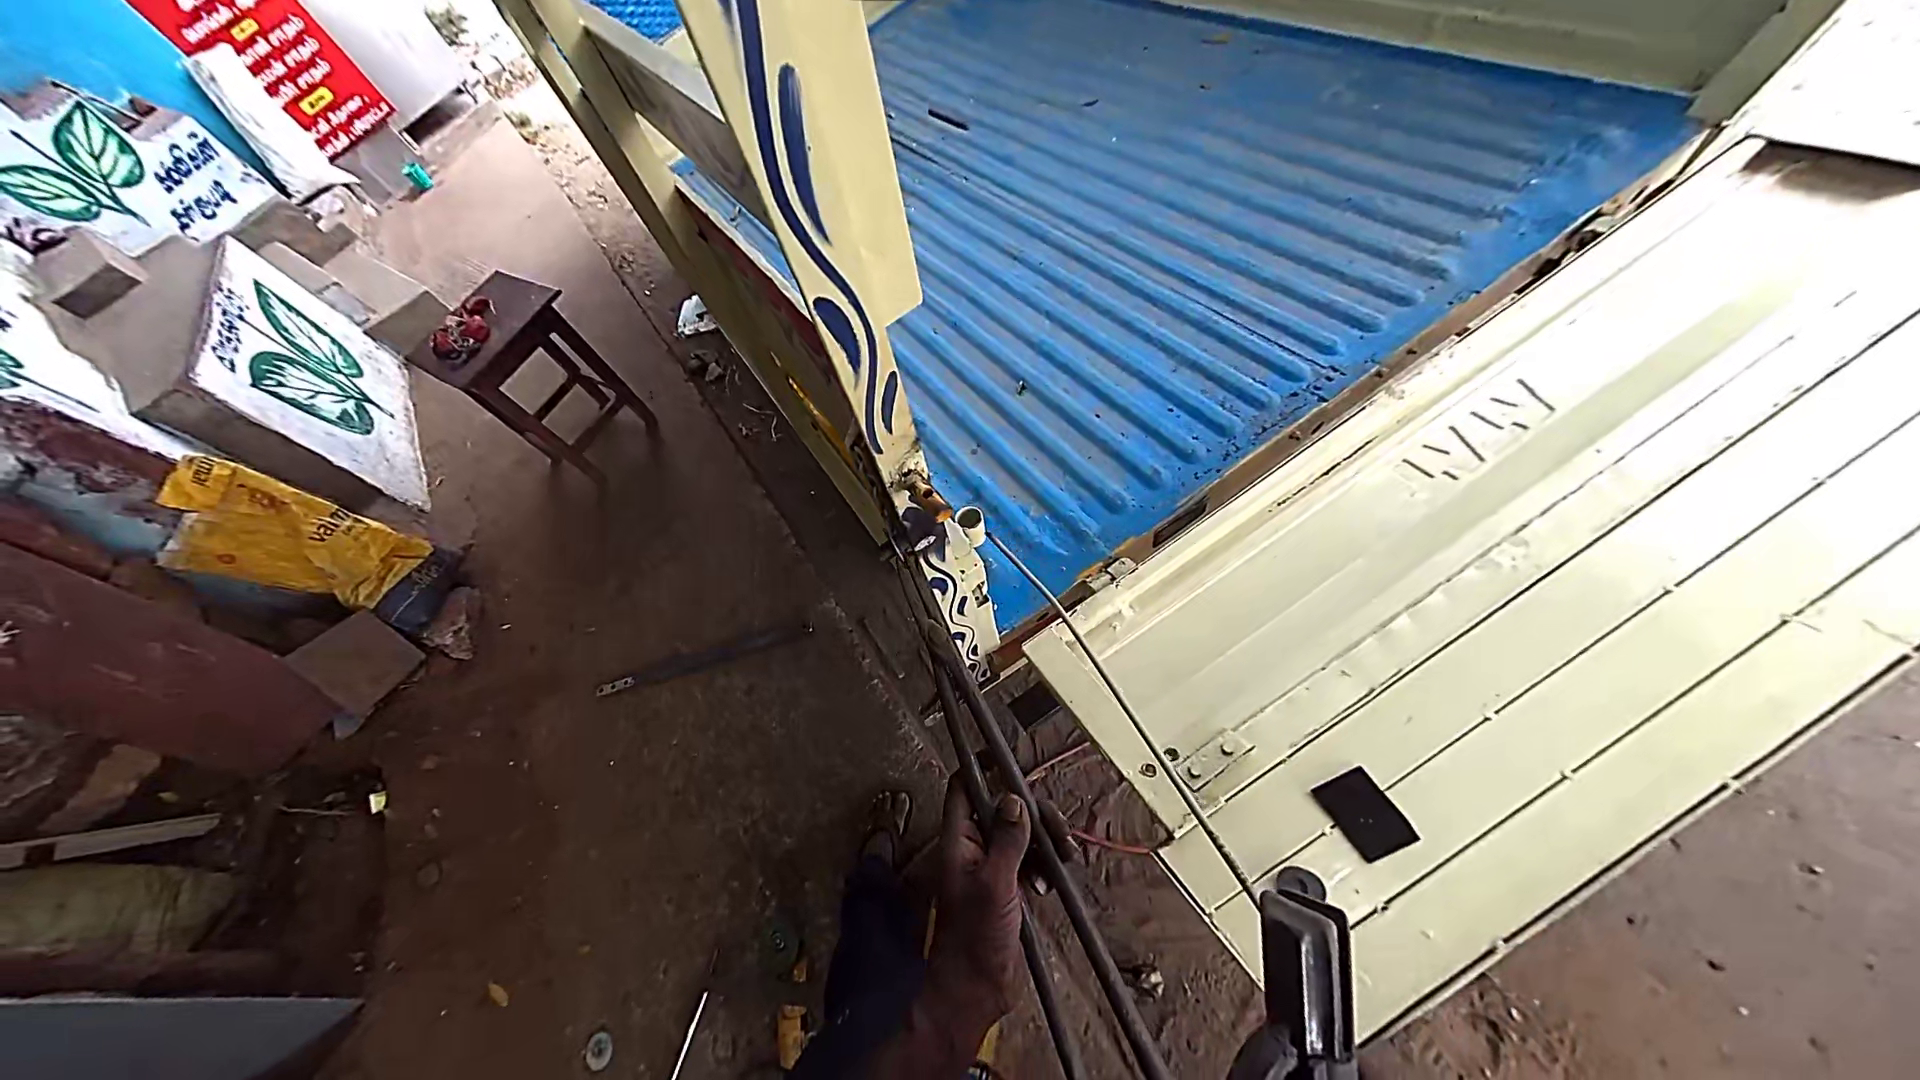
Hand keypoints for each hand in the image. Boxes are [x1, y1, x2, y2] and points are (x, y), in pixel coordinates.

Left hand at [927, 777, 1030, 1030]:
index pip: (963, 786)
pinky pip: (1031, 857)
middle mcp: (974, 845)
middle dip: (1032, 811)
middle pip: (1004, 806)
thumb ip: (1007, 839)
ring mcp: (993, 864)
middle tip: (1054, 827)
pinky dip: (1045, 862)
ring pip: (1022, 831)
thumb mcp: (994, 883)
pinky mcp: (1010, 883)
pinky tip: (1050, 881)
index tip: (1006, 757)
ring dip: (1044, 838)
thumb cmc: (974, 938)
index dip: (980, 766)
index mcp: (960, 838)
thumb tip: (1014, 799)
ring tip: (1061, 856)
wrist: (977, 989)